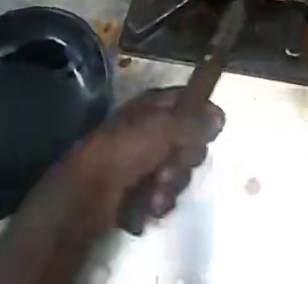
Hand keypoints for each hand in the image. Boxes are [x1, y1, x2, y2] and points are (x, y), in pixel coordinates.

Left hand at [60, 87, 224, 232]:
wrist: (88, 192)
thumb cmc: (124, 149)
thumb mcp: (162, 128)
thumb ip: (193, 122)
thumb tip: (219, 116)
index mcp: (155, 106)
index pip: (190, 102)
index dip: (202, 114)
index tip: (211, 130)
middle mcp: (153, 130)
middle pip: (190, 142)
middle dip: (185, 160)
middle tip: (170, 165)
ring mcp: (147, 161)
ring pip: (180, 172)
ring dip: (171, 186)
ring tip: (153, 191)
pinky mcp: (143, 190)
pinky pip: (167, 195)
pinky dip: (159, 202)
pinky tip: (147, 205)